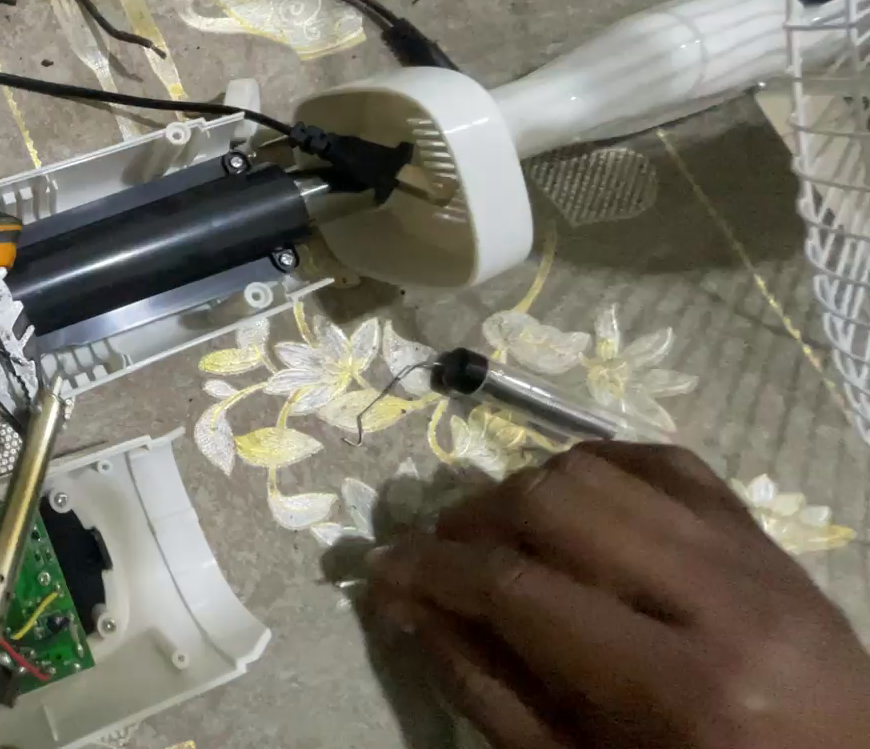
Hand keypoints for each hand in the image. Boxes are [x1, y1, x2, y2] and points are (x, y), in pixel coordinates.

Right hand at [366, 440, 869, 748]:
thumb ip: (480, 683)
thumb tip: (403, 600)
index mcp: (688, 690)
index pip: (511, 585)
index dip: (425, 568)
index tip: (381, 571)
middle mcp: (731, 607)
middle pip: (544, 503)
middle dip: (468, 522)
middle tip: (442, 555)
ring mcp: (761, 563)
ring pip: (590, 471)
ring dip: (522, 493)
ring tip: (505, 535)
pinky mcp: (771, 543)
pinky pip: (663, 462)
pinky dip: (598, 469)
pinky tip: (573, 507)